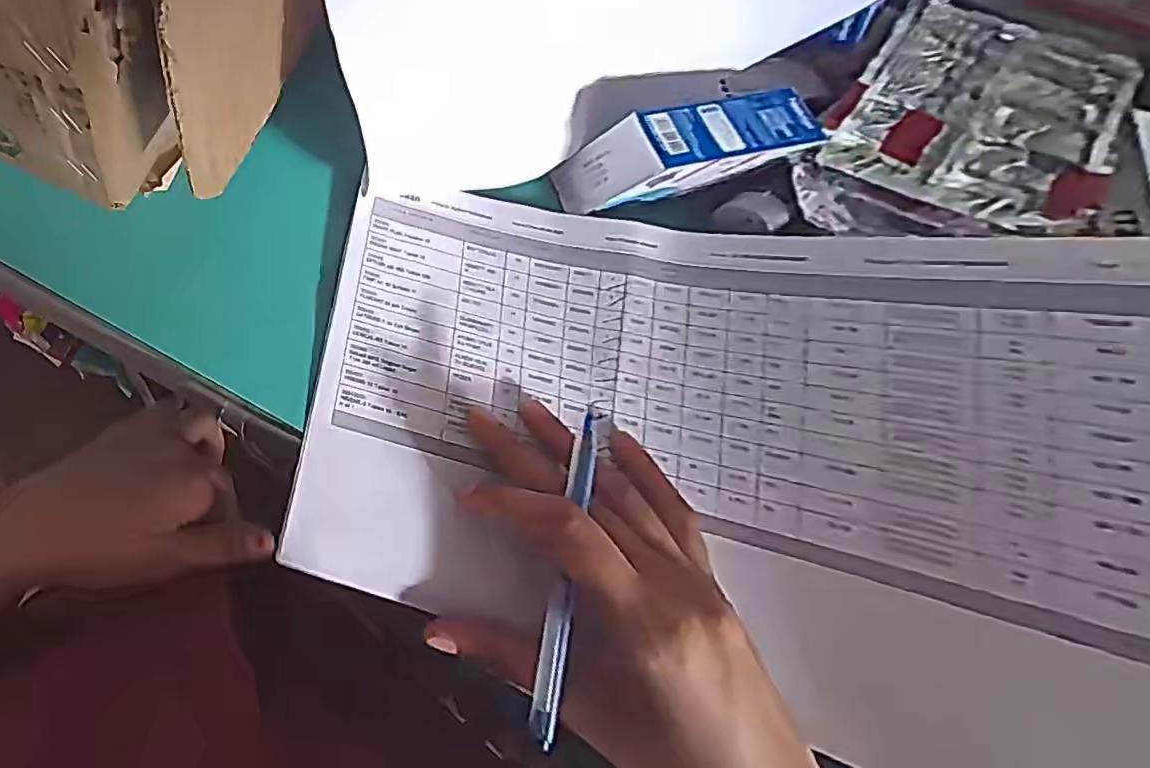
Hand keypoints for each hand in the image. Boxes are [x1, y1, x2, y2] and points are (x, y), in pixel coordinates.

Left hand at [0, 402, 274, 592]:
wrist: (37, 522)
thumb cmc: (103, 549)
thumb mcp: (166, 559)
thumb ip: (221, 546)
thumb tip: (268, 537)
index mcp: (196, 479)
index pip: (230, 492)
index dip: (226, 517)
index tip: (214, 538)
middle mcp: (181, 444)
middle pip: (217, 448)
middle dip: (217, 472)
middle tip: (198, 505)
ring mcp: (152, 428)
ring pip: (196, 418)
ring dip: (201, 438)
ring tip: (185, 470)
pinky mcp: (125, 424)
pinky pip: (165, 411)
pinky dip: (174, 424)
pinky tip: (155, 453)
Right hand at [427, 401, 814, 767]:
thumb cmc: (672, 756)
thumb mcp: (581, 705)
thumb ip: (506, 657)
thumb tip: (442, 632)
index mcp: (641, 619)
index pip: (567, 531)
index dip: (513, 504)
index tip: (472, 495)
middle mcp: (672, 586)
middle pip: (589, 498)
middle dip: (528, 454)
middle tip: (489, 421)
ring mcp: (694, 577)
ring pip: (626, 493)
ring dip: (575, 449)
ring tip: (537, 415)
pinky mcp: (706, 578)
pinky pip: (674, 512)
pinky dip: (643, 470)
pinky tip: (620, 441)